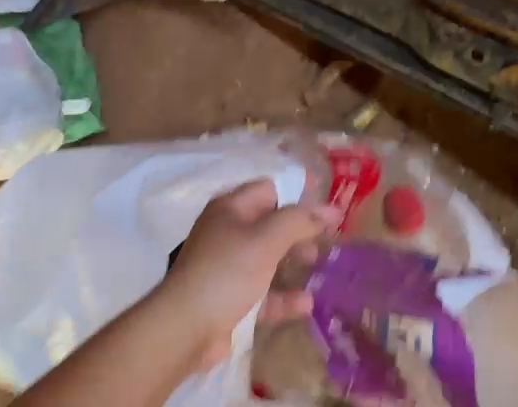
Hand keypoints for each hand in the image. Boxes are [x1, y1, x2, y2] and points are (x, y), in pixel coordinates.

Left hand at [154, 179, 341, 366]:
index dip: (298, 195)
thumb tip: (330, 209)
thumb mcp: (265, 240)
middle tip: (327, 240)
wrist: (186, 327)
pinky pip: (263, 293)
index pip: (269, 190)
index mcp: (231, 208)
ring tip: (320, 265)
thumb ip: (298, 222)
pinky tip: (307, 303)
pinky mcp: (231, 299)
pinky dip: (283, 296)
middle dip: (298, 230)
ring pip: (268, 258)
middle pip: (270, 223)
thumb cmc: (226, 272)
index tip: (327, 207)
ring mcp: (228, 266)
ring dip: (293, 261)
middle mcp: (228, 232)